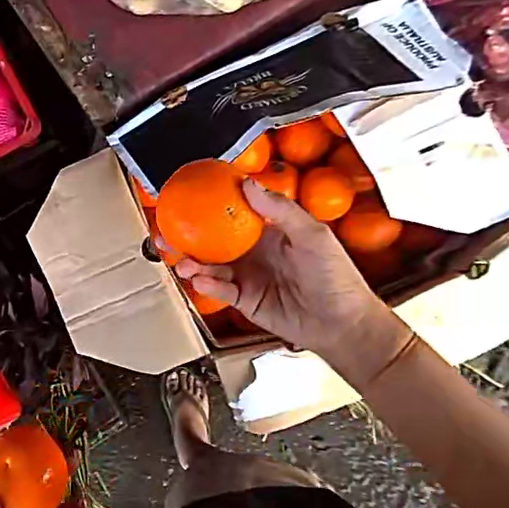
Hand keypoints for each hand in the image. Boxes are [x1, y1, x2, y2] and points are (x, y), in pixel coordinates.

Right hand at [173, 178, 412, 385]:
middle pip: (212, 240)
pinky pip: (220, 290)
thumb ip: (280, 208)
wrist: (342, 323)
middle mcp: (253, 251)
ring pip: (210, 266)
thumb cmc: (336, 277)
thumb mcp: (313, 233)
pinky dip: (208, 285)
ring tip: (181, 262)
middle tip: (166, 231)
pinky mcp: (244, 300)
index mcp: (268, 230)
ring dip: (192, 263)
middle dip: (187, 236)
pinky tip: (201, 280)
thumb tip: (249, 184)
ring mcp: (247, 276)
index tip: (189, 195)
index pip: (234, 212)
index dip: (211, 204)